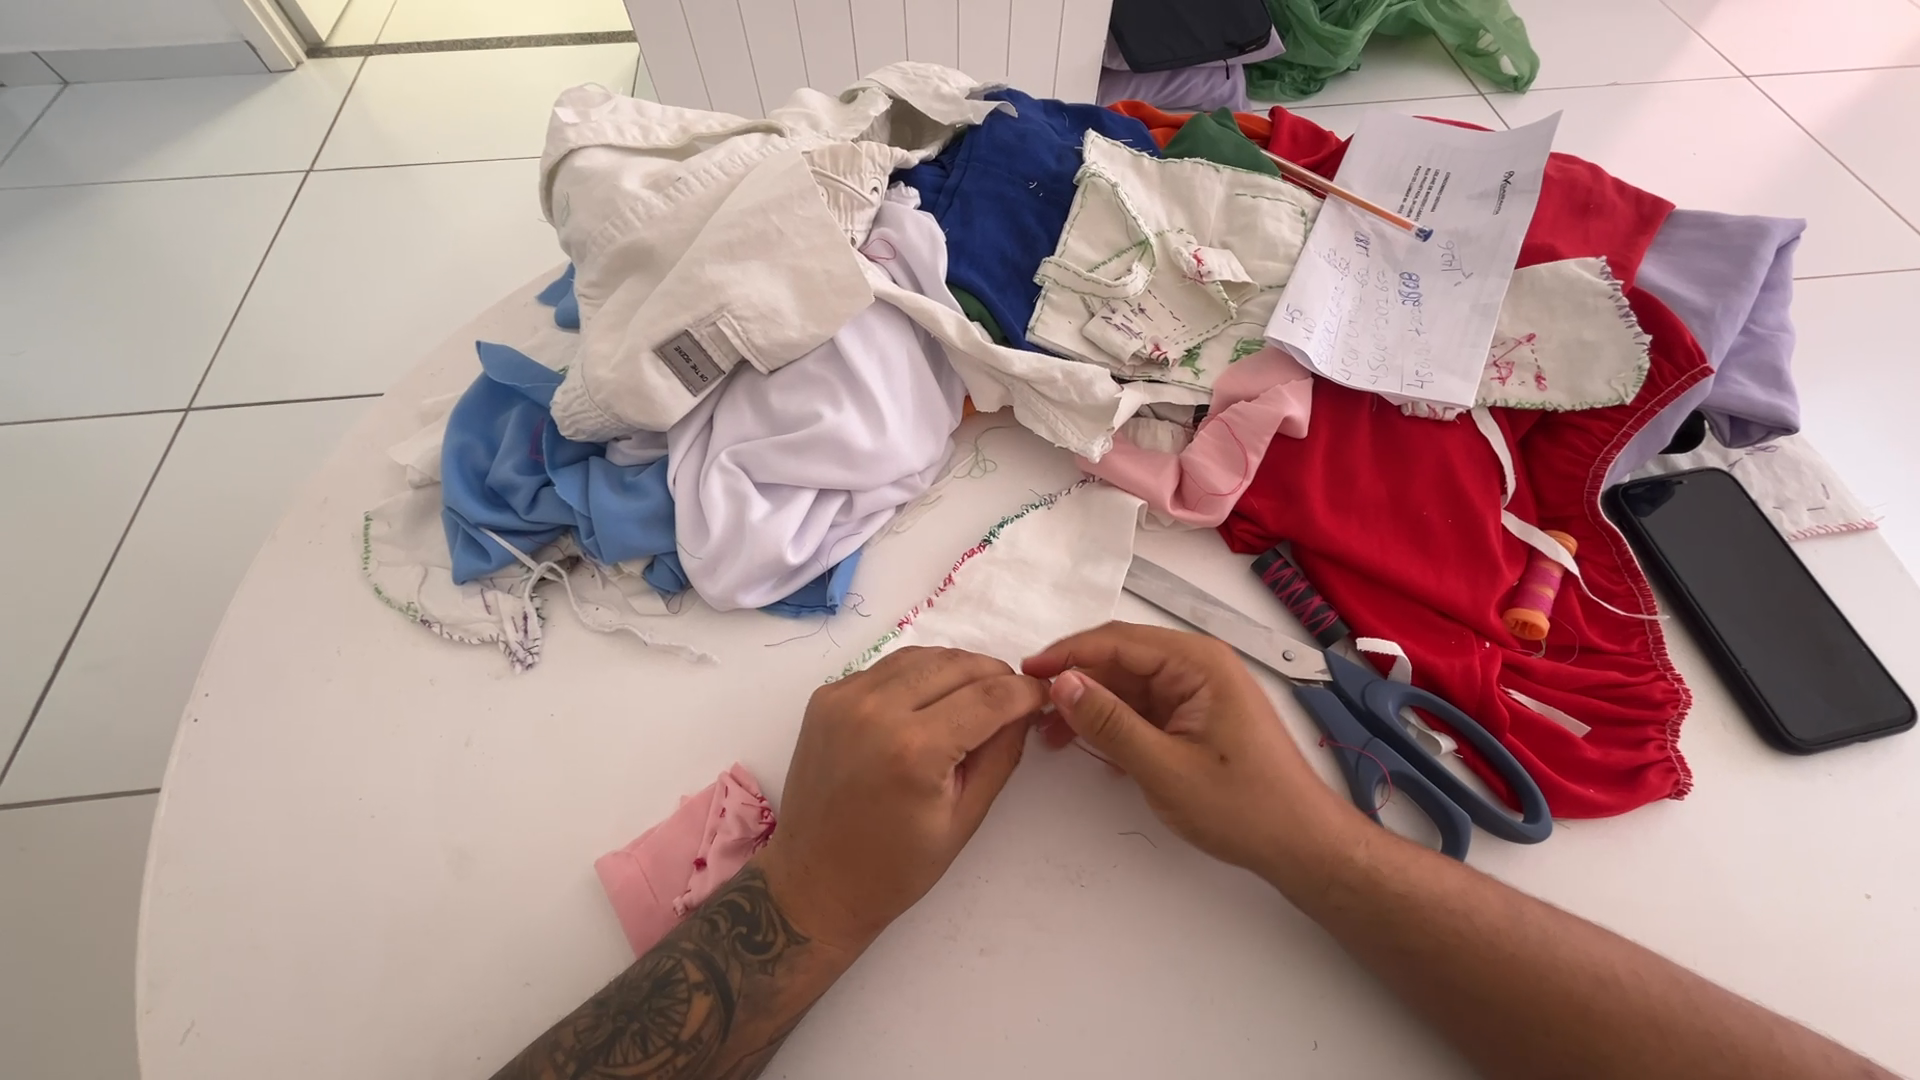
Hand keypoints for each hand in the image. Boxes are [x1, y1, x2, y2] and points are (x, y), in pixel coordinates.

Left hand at [758, 647, 1046, 952]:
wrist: (813, 881)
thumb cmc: (895, 867)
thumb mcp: (966, 818)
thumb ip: (1001, 754)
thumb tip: (1025, 708)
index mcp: (916, 749)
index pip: (991, 696)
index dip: (1026, 692)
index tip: (1044, 696)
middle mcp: (877, 709)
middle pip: (959, 663)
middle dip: (996, 674)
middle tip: (1012, 697)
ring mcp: (846, 697)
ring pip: (924, 655)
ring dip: (959, 668)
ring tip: (975, 695)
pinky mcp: (827, 695)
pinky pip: (888, 667)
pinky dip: (919, 674)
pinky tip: (928, 701)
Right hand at [1022, 622, 1360, 881]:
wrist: (1302, 846)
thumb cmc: (1242, 807)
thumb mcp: (1164, 768)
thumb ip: (1109, 723)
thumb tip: (1060, 683)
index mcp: (1197, 662)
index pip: (1117, 641)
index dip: (1067, 654)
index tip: (1027, 673)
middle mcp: (1196, 665)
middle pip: (1120, 659)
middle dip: (1075, 681)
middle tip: (1033, 707)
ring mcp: (1195, 691)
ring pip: (1126, 685)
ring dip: (1090, 705)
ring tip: (1051, 734)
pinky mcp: (1192, 715)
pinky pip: (1141, 707)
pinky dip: (1112, 723)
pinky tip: (1087, 745)